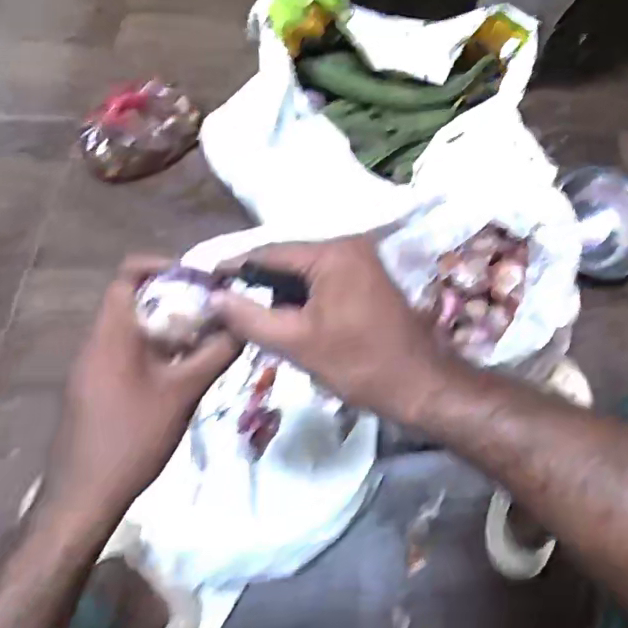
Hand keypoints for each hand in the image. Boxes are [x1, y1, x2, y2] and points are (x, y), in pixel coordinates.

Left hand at [38, 256, 241, 529]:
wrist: (82, 499)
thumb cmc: (132, 437)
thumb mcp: (185, 392)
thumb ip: (218, 352)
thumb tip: (245, 322)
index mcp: (111, 333)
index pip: (128, 274)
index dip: (164, 265)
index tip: (200, 279)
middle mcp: (97, 342)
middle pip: (136, 299)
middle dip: (177, 299)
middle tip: (214, 310)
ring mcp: (93, 367)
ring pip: (135, 327)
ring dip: (170, 326)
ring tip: (207, 339)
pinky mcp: (96, 388)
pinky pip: (129, 351)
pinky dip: (158, 349)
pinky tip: (185, 370)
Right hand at [209, 237, 459, 422]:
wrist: (421, 383)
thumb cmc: (359, 363)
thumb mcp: (297, 343)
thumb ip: (250, 317)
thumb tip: (214, 296)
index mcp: (333, 252)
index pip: (271, 252)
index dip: (236, 267)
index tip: (206, 282)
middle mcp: (349, 244)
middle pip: (289, 258)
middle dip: (257, 280)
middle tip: (224, 303)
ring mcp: (363, 260)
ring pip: (306, 270)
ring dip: (280, 290)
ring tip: (246, 313)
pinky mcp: (369, 277)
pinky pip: (325, 278)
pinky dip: (303, 295)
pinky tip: (283, 316)